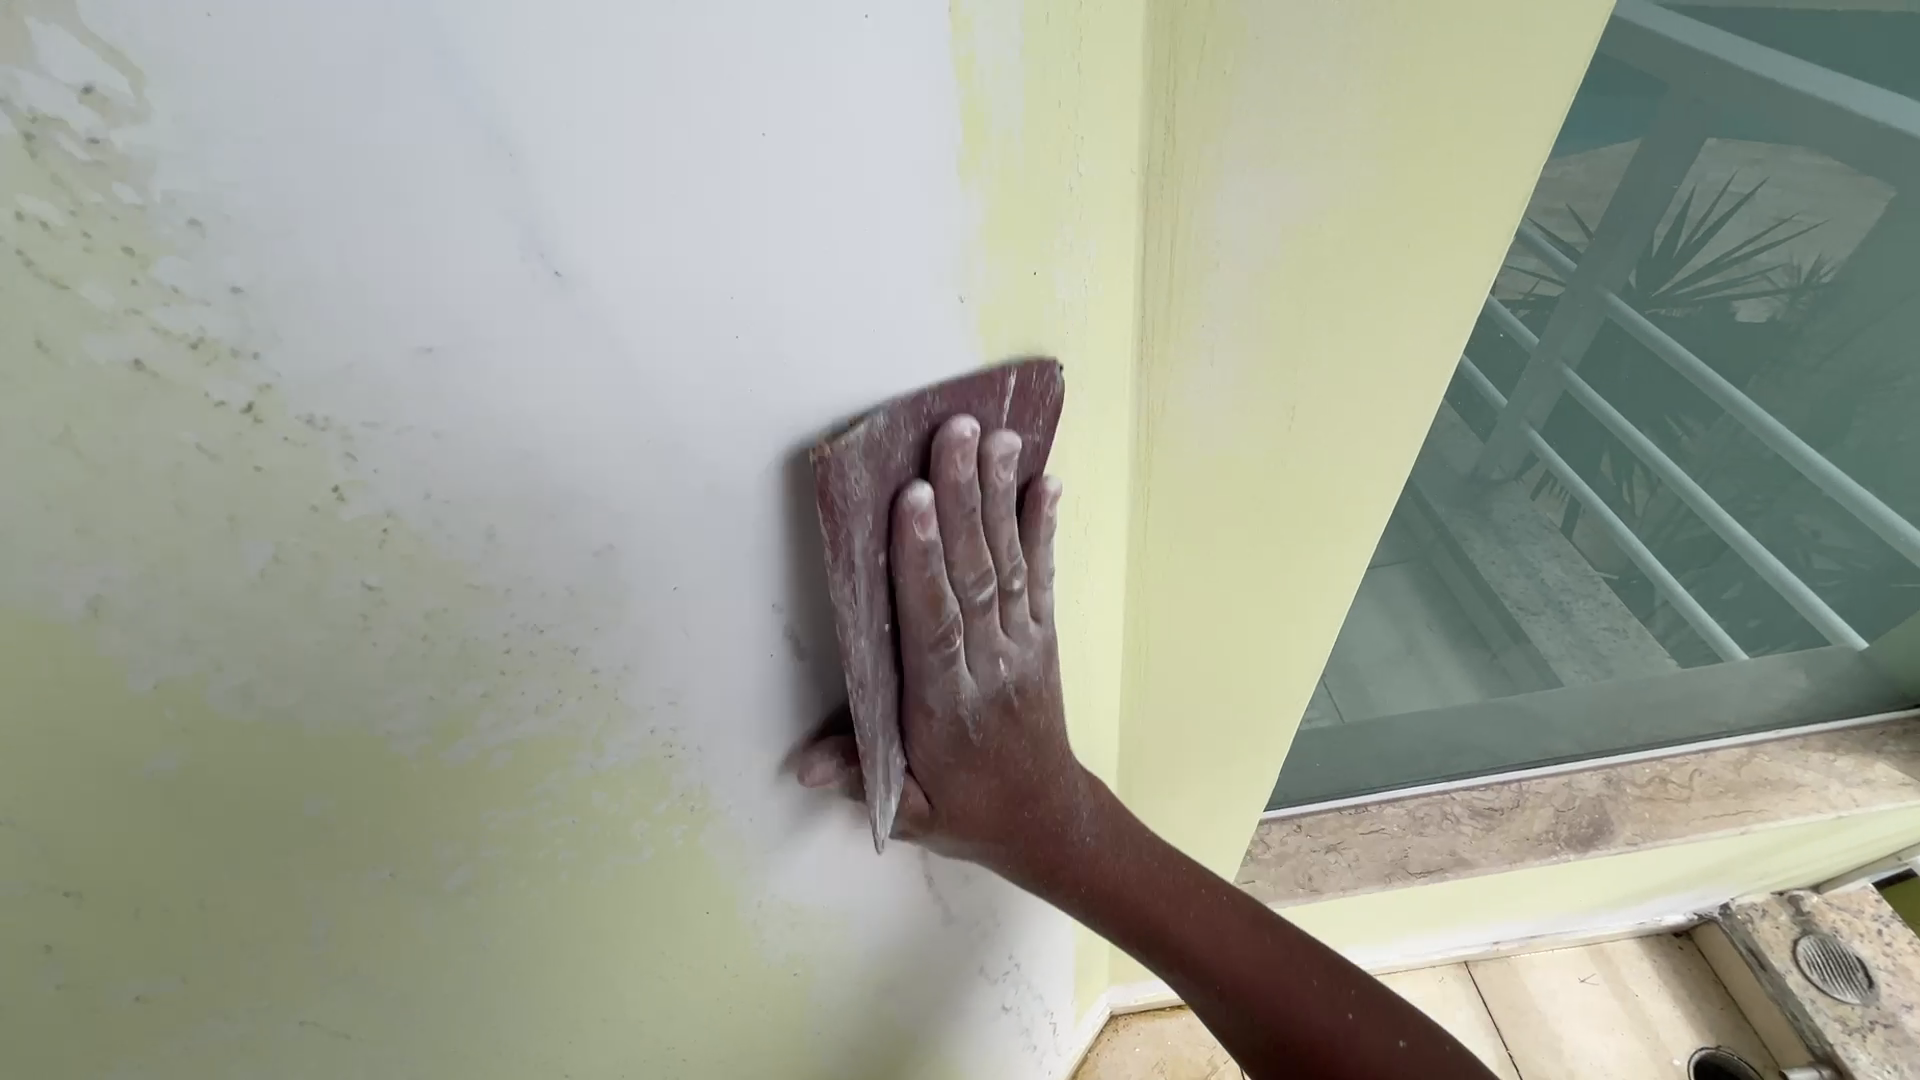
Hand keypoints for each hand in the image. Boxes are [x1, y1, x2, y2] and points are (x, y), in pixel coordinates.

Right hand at [798, 414, 1094, 884]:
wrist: (1049, 818)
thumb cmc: (969, 810)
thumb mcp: (911, 811)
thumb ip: (861, 781)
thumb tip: (800, 767)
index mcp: (947, 705)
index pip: (934, 623)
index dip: (922, 561)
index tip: (912, 499)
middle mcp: (989, 664)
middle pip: (974, 575)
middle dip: (963, 501)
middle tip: (955, 434)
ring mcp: (1023, 644)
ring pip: (1010, 565)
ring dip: (1002, 497)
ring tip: (999, 436)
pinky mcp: (1044, 635)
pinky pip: (1044, 577)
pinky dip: (1044, 527)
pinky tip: (1046, 481)